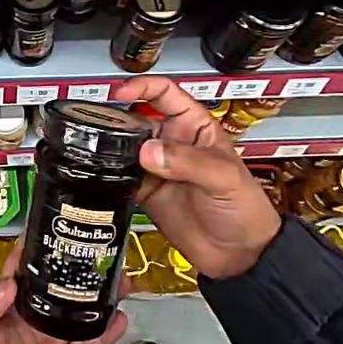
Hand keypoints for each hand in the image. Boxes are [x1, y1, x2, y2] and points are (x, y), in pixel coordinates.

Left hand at [0, 243, 127, 343]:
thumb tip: (8, 283)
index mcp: (11, 304)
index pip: (27, 268)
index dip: (40, 246)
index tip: (59, 225)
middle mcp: (36, 316)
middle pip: (62, 286)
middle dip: (81, 267)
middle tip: (102, 249)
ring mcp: (55, 340)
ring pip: (83, 311)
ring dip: (102, 296)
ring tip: (122, 278)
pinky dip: (108, 333)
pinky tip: (121, 318)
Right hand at [113, 75, 280, 279]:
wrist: (240, 256)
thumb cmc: (245, 209)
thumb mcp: (223, 178)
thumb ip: (187, 162)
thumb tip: (148, 151)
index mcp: (194, 127)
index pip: (165, 94)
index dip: (143, 87)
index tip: (122, 92)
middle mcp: (172, 142)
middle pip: (137, 119)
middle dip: (118, 119)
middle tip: (100, 128)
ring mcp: (156, 167)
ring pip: (124, 146)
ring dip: (111, 147)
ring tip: (97, 151)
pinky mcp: (145, 191)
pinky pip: (120, 175)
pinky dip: (109, 174)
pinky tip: (102, 175)